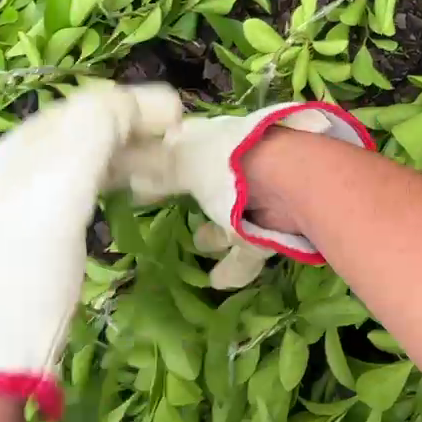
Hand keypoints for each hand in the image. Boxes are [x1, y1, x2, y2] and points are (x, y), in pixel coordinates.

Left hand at [0, 83, 182, 416]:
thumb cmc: (24, 277)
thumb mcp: (58, 196)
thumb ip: (91, 135)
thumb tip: (131, 99)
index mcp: (10, 154)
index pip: (79, 106)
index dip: (129, 103)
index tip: (177, 115)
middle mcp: (12, 171)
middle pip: (80, 129)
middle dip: (130, 125)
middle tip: (176, 137)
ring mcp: (20, 204)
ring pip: (82, 158)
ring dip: (125, 150)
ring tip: (164, 163)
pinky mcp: (34, 235)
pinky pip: (78, 185)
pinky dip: (110, 176)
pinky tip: (130, 186)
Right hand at [114, 101, 372, 288]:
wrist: (288, 180)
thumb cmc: (227, 162)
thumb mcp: (183, 162)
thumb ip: (159, 172)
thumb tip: (133, 178)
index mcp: (215, 141)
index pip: (189, 146)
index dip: (170, 160)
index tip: (151, 178)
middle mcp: (237, 165)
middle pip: (214, 181)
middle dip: (201, 195)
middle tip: (181, 209)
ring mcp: (258, 195)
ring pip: (232, 217)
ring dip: (217, 233)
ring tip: (201, 244)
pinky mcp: (273, 227)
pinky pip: (249, 249)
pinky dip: (235, 266)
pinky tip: (221, 280)